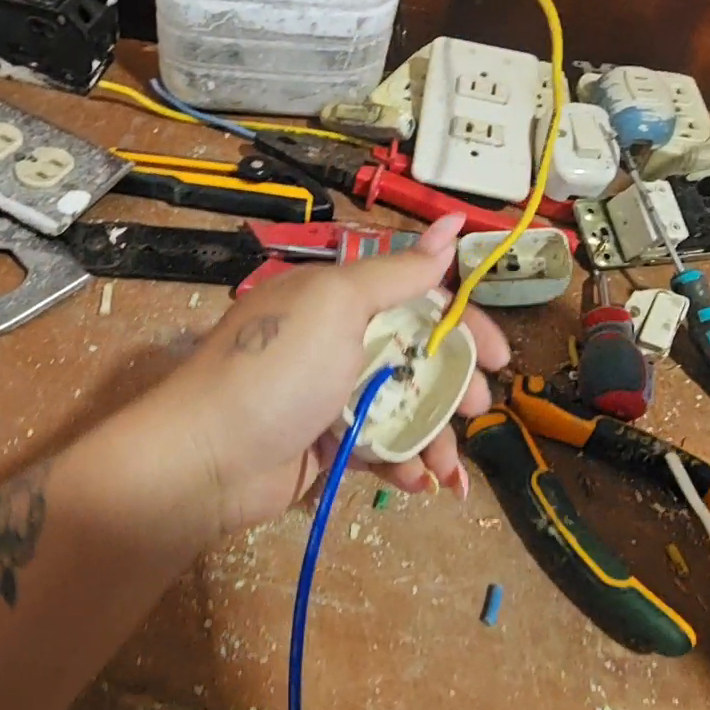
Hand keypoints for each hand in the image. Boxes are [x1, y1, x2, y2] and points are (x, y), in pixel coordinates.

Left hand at [123, 214, 509, 536]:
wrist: (210, 456)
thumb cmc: (278, 369)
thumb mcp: (337, 304)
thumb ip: (397, 273)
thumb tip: (449, 225)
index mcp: (336, 299)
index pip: (416, 299)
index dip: (462, 323)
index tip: (499, 355)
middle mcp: (335, 342)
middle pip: (415, 356)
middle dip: (454, 384)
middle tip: (477, 408)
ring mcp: (330, 395)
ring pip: (402, 408)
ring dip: (435, 437)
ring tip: (449, 468)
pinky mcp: (325, 444)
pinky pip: (378, 448)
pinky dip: (403, 464)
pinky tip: (420, 483)